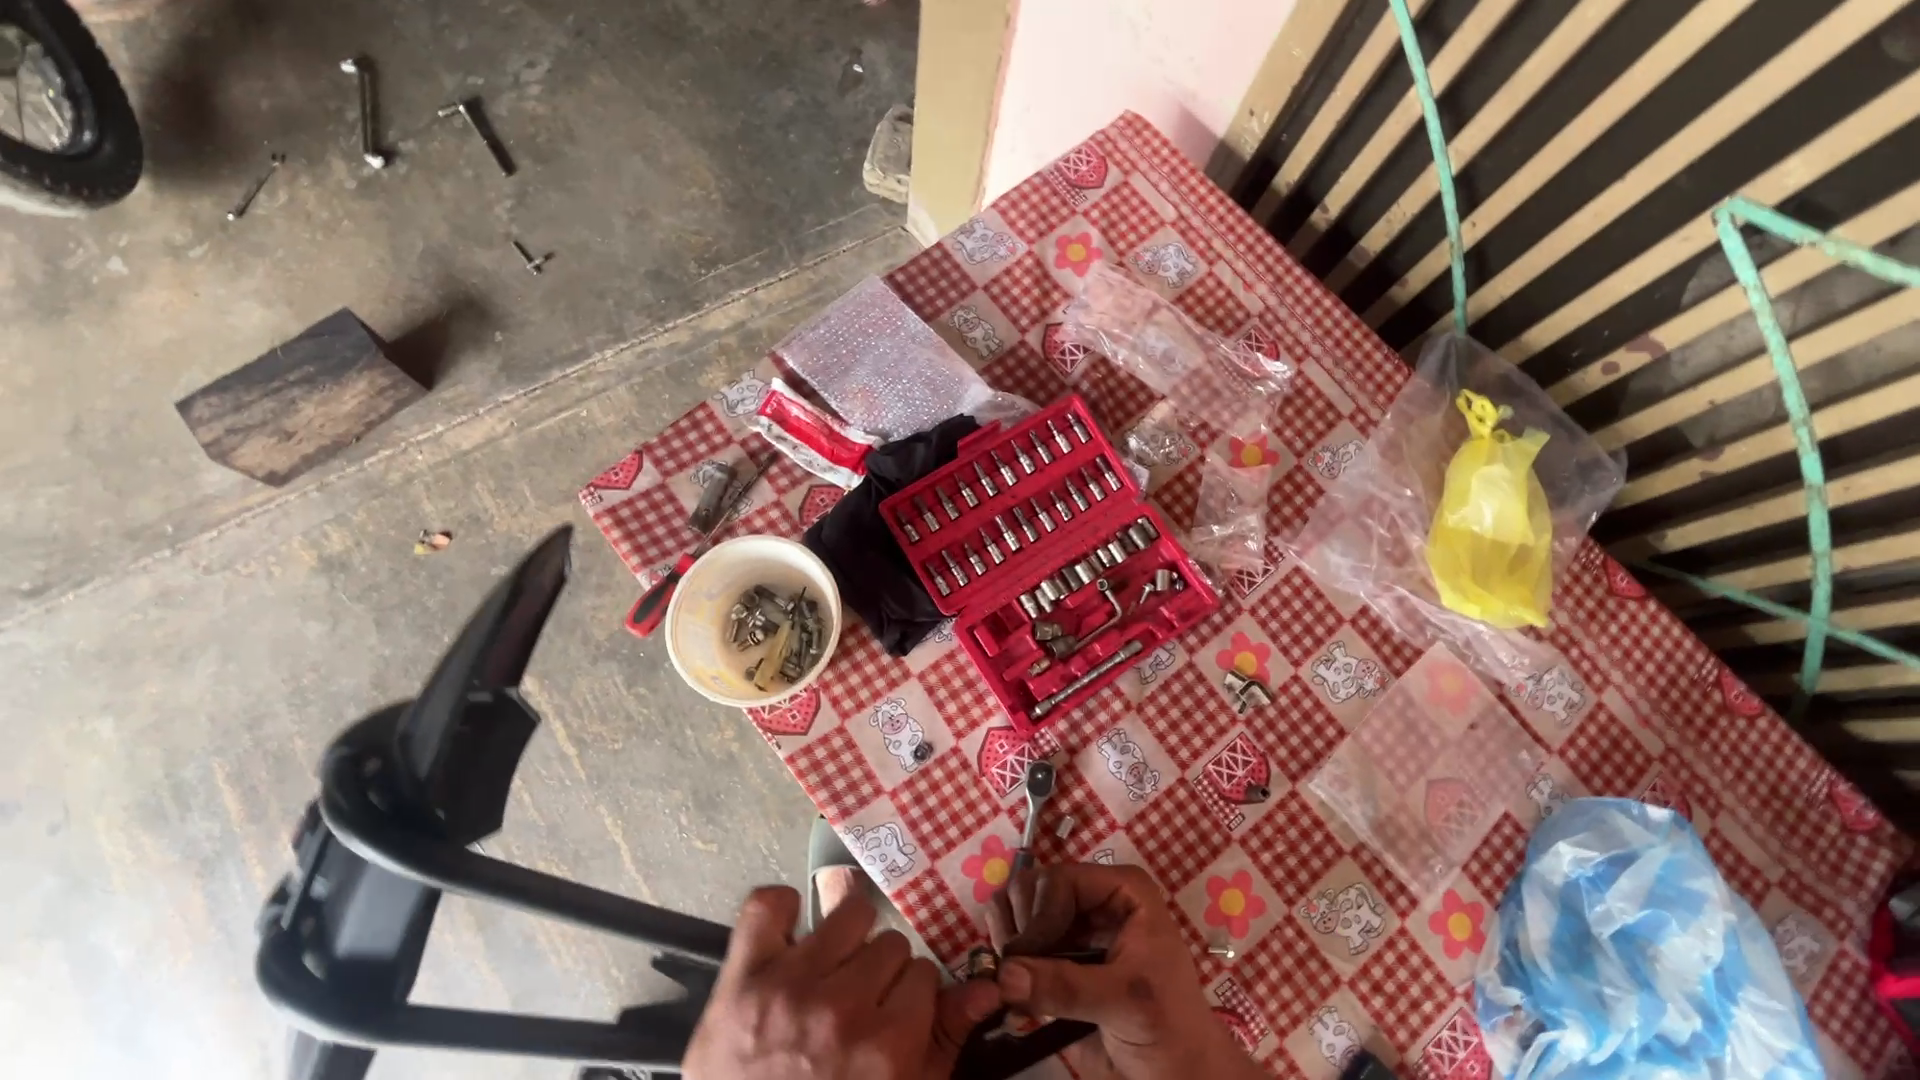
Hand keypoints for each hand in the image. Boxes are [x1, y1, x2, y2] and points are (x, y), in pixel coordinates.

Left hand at [684, 885, 1002, 1079]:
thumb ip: (944, 1041)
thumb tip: (987, 987)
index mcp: (886, 1047)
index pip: (924, 974)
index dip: (910, 995)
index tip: (894, 1014)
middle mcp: (842, 1009)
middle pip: (890, 944)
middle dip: (880, 972)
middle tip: (859, 1002)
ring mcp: (788, 986)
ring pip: (849, 913)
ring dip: (845, 939)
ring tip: (829, 972)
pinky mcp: (742, 976)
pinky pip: (769, 904)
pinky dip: (782, 909)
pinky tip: (791, 934)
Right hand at [986, 864, 1260, 1079]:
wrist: (1174, 1072)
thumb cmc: (1167, 1028)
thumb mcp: (1126, 1002)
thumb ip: (1069, 987)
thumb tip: (1005, 976)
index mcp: (1120, 889)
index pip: (1059, 880)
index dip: (1039, 915)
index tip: (1028, 957)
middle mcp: (1089, 897)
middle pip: (1029, 888)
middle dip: (1019, 928)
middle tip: (1020, 970)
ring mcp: (1067, 925)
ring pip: (1013, 909)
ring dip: (1006, 943)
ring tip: (1019, 980)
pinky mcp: (1050, 955)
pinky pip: (1010, 941)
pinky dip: (1002, 961)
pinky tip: (1013, 988)